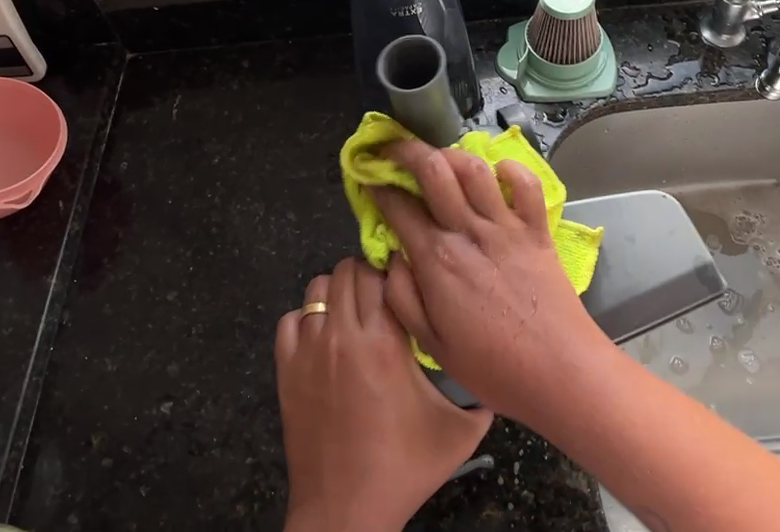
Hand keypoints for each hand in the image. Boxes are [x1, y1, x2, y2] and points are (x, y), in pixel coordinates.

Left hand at [275, 257, 490, 531]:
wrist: (346, 510)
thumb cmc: (404, 467)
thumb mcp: (459, 431)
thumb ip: (482, 394)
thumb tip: (494, 367)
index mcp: (385, 340)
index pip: (382, 273)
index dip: (395, 271)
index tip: (406, 281)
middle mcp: (344, 334)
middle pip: (348, 271)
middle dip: (367, 275)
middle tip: (383, 296)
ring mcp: (309, 349)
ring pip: (318, 288)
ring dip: (337, 292)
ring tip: (354, 314)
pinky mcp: (285, 369)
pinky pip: (291, 319)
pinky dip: (306, 318)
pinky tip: (324, 337)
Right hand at [370, 139, 613, 427]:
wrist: (559, 373)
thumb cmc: (492, 367)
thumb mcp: (431, 343)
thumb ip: (402, 296)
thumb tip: (392, 256)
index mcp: (437, 260)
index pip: (398, 206)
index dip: (378, 187)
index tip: (369, 179)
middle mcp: (469, 232)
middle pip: (433, 170)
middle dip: (406, 150)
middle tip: (393, 149)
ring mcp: (506, 227)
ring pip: (474, 168)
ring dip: (451, 154)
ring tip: (439, 158)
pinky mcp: (537, 230)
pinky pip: (526, 184)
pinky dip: (511, 170)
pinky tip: (497, 173)